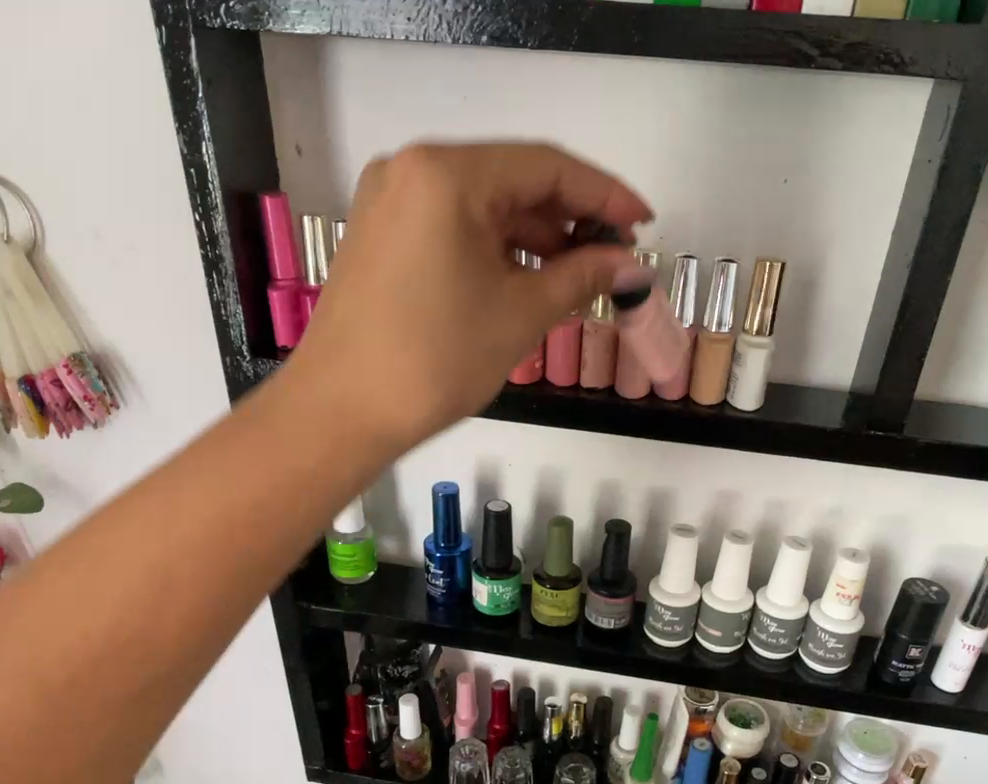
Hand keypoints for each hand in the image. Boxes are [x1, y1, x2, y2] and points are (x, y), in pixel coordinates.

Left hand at [291, 142, 653, 444]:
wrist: (341, 412)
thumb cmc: (435, 359)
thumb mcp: (520, 314)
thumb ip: (583, 276)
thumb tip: (632, 265)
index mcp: (446, 173)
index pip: (546, 166)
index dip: (604, 194)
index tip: (646, 222)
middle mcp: (411, 169)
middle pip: (512, 180)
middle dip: (570, 219)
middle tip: (616, 257)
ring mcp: (390, 200)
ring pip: (483, 206)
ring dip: (535, 238)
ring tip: (579, 277)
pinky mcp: (381, 234)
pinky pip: (454, 226)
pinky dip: (496, 249)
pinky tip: (530, 280)